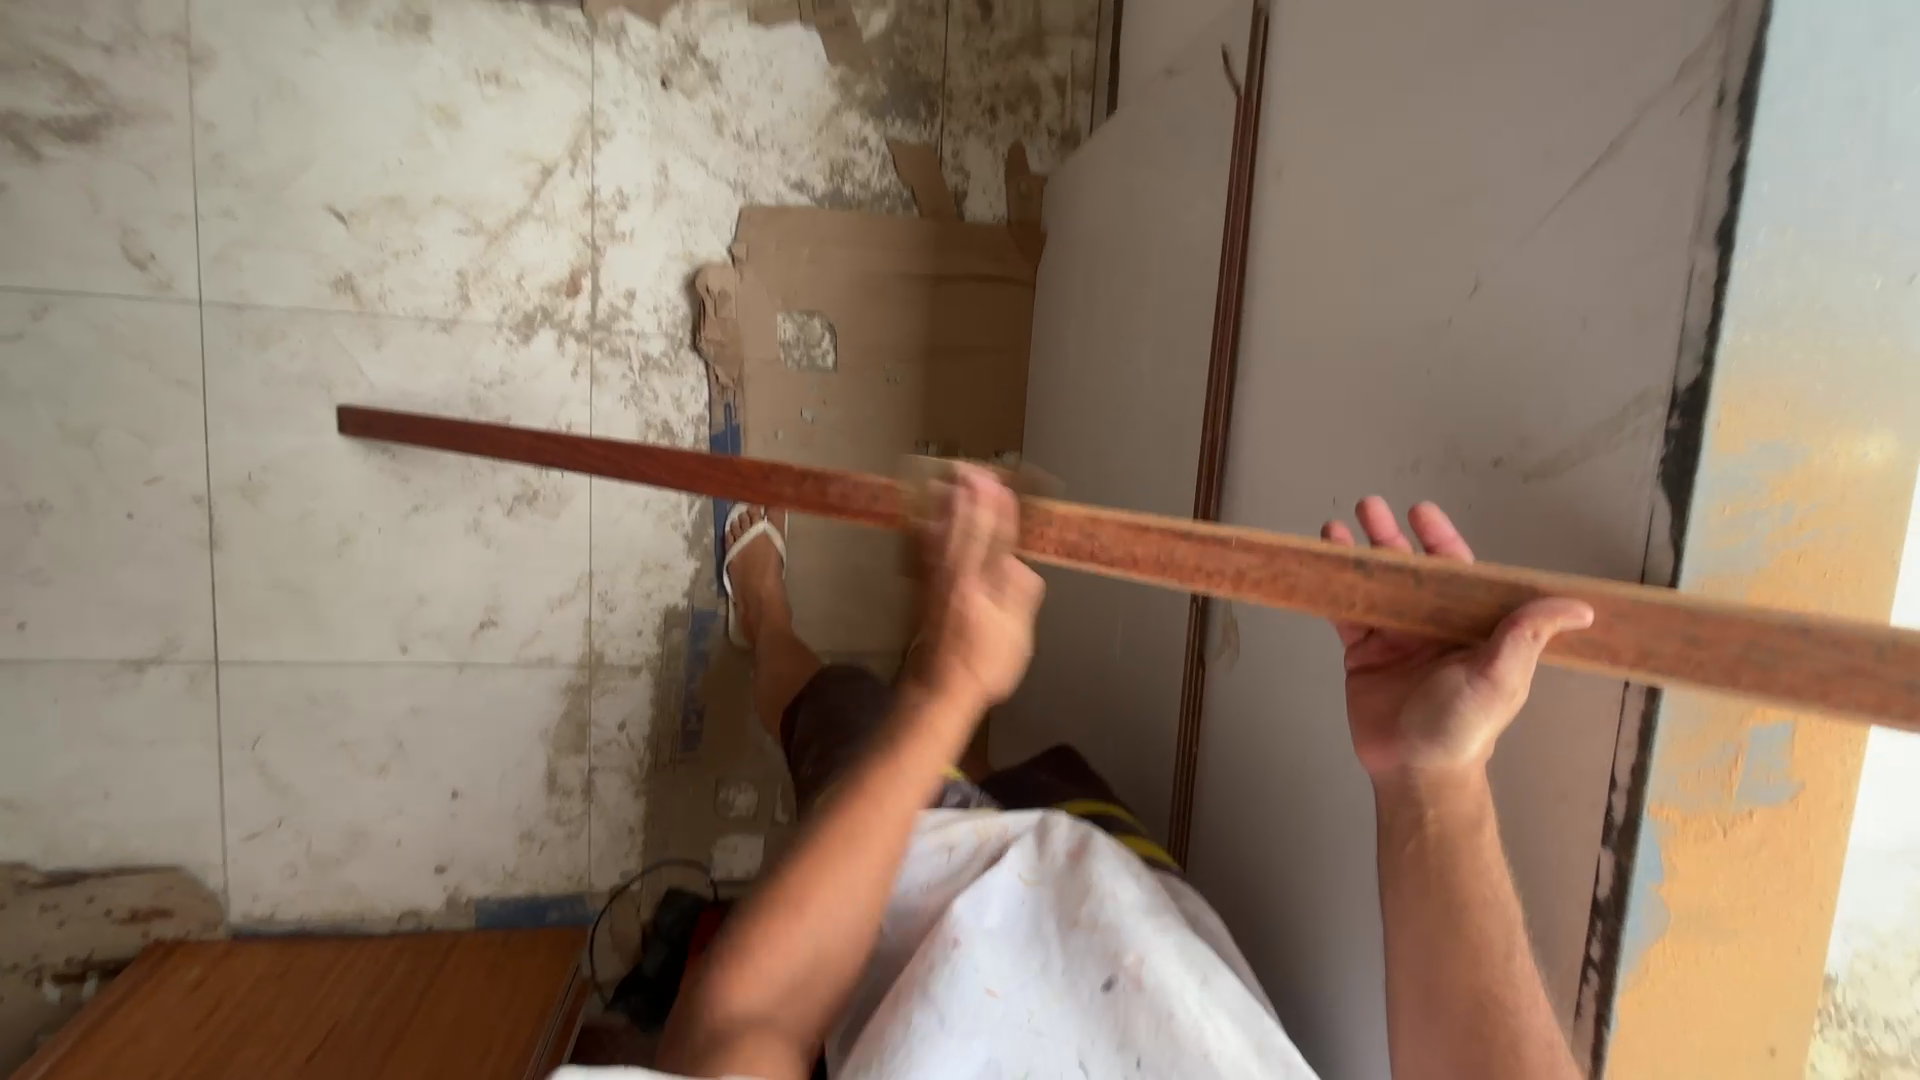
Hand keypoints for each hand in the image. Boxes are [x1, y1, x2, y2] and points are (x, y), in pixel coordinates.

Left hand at [910, 464, 1045, 707]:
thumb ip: (1019, 594)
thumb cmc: (983, 666)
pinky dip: (927, 529)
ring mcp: (934, 582)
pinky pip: (923, 550)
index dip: (994, 508)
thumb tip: (1017, 563)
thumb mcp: (1016, 635)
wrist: (939, 690)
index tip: (996, 482)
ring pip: (939, 534)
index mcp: (979, 584)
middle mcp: (954, 576)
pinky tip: (925, 520)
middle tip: (968, 468)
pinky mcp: (923, 592)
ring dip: (944, 507)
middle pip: (960, 526)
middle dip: (966, 496)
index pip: (989, 536)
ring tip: (946, 481)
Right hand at [1321, 497, 1593, 782]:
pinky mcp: (1362, 653)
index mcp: (1468, 627)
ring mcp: (1393, 638)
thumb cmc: (1461, 726)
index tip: (1421, 511)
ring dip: (1354, 557)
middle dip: (1387, 536)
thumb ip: (1526, 638)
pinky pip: (1344, 614)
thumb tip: (1578, 606)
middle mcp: (1430, 625)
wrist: (1413, 768)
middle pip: (1407, 571)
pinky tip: (1319, 570)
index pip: (1456, 571)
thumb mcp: (1500, 680)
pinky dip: (1332, 592)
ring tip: (1333, 529)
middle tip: (1368, 505)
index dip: (1439, 539)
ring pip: (1372, 587)